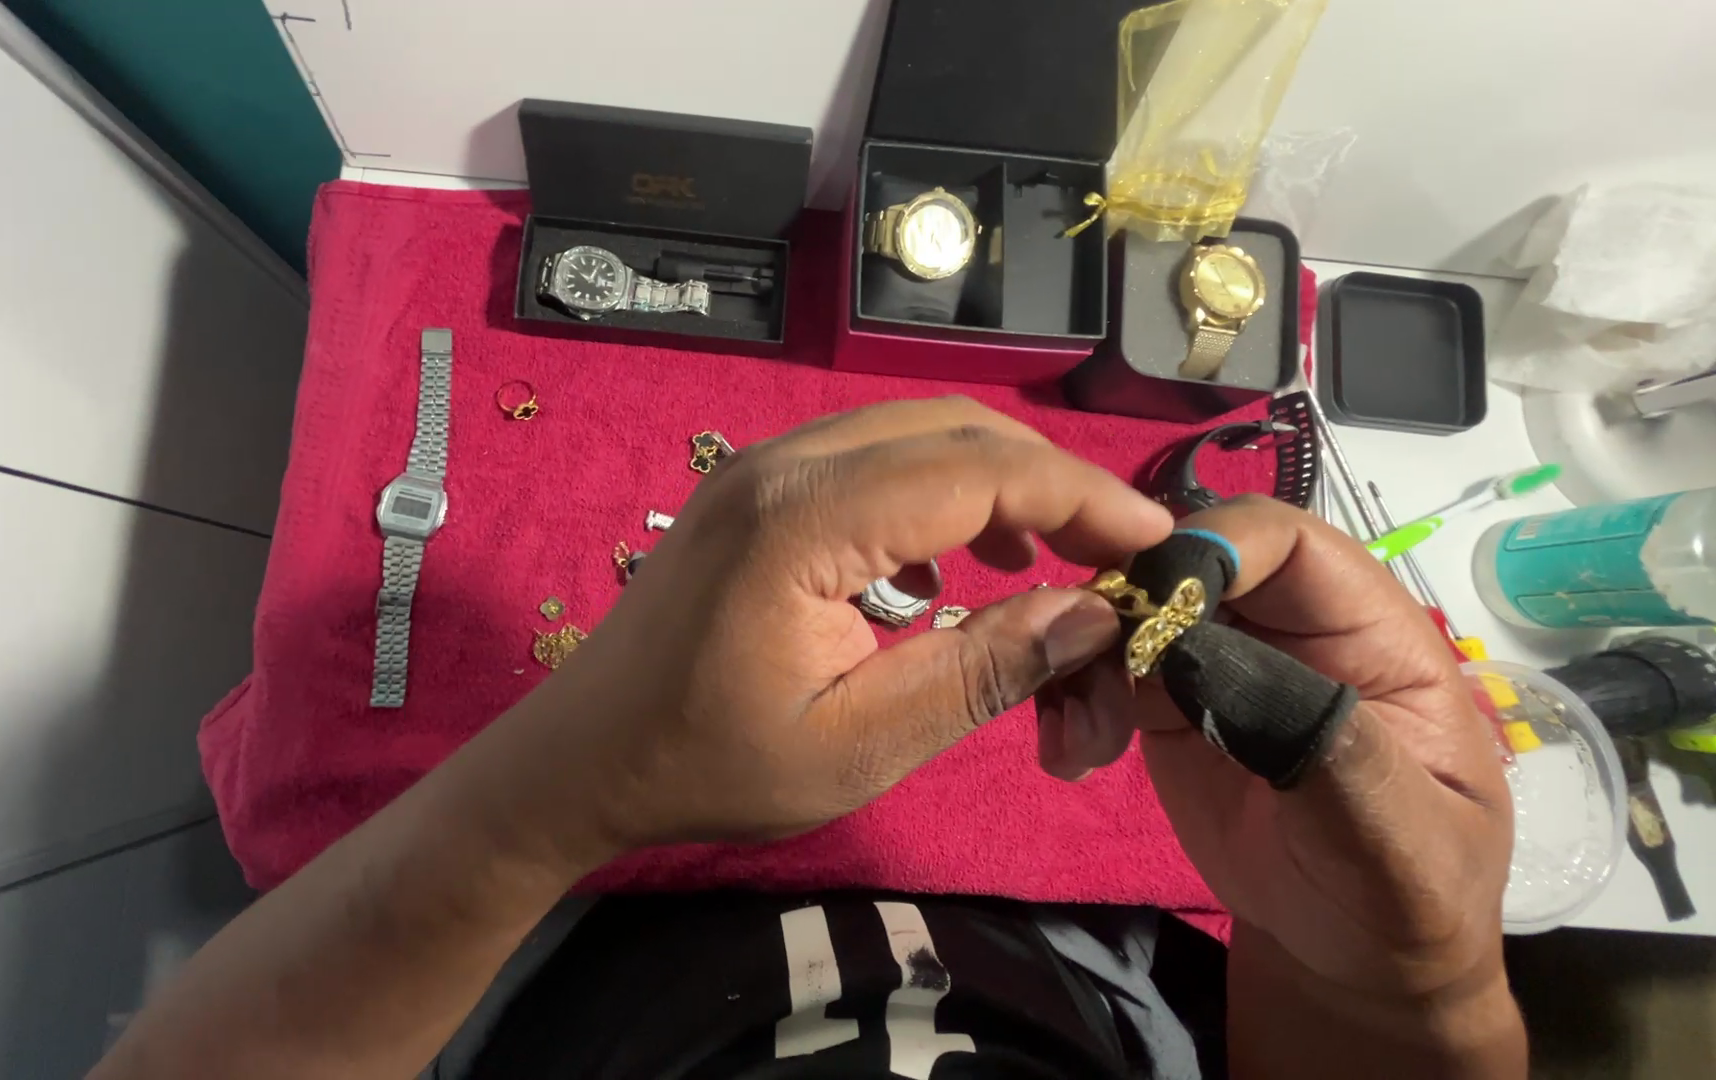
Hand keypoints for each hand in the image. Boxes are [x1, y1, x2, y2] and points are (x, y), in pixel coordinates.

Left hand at [478, 398, 1173, 856]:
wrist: (585, 755)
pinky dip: (929, 496)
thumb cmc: (707, 765)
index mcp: (803, 519)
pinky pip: (866, 463)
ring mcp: (759, 466)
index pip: (979, 470)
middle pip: (951, 431)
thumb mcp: (856, 744)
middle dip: (1046, 484)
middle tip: (1108, 554)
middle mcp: (782, 464)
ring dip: (989, 484)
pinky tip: (943, 567)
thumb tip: (1089, 614)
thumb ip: (978, 671)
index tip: (1155, 544)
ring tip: (1035, 563)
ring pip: (911, 436)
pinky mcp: (752, 489)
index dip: (1083, 498)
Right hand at [1044, 496, 1515, 1011]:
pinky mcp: (1159, 697)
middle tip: (1081, 668)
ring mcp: (1213, 659)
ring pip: (1126, 608)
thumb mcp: (1393, 837)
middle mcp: (1281, 628)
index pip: (1287, 542)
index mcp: (1366, 634)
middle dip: (1124, 603)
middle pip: (1186, 560)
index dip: (1213, 546)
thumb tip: (1208, 655)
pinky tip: (1071, 752)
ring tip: (1080, 740)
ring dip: (1083, 659)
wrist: (1340, 947)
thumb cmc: (1398, 894)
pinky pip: (1096, 662)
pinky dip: (1067, 694)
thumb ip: (1320, 741)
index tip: (1147, 604)